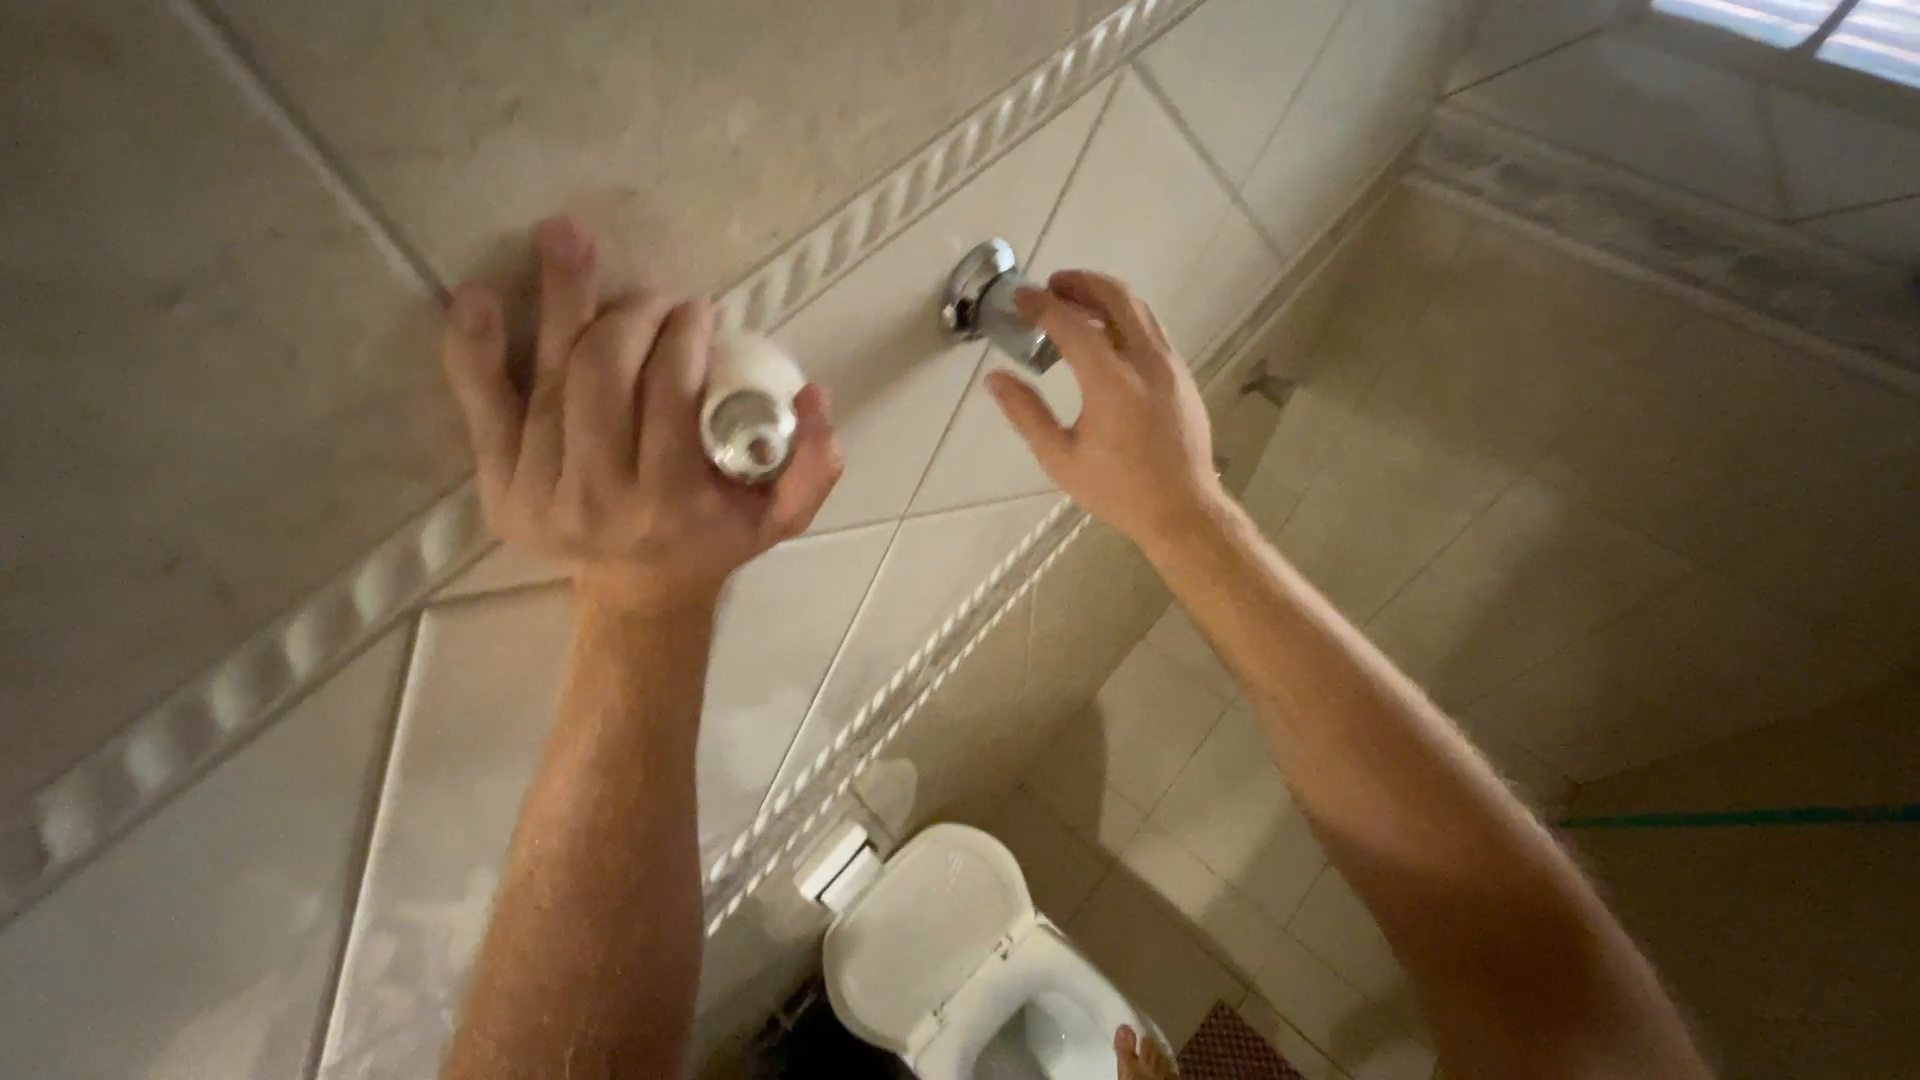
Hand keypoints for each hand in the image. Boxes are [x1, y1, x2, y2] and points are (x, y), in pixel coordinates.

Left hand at [440, 216, 843, 613]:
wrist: (640, 591)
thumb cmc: (715, 543)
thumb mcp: (782, 519)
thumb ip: (814, 466)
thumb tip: (814, 393)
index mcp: (670, 502)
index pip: (670, 392)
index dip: (685, 336)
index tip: (700, 313)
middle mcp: (599, 495)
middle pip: (604, 373)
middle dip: (634, 315)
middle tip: (658, 301)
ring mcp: (539, 489)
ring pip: (549, 375)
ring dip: (562, 298)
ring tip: (569, 239)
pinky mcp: (498, 483)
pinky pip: (480, 404)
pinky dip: (473, 346)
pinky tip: (478, 295)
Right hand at [986, 270, 1223, 549]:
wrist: (1182, 510)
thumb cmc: (1117, 490)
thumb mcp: (1060, 459)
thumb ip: (1026, 414)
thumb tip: (995, 378)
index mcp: (1112, 383)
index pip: (1072, 325)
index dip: (1042, 306)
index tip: (1020, 298)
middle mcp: (1146, 363)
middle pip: (1116, 298)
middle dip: (1081, 283)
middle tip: (1052, 285)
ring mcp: (1170, 366)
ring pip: (1139, 310)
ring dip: (1105, 296)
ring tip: (1075, 302)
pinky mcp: (1182, 376)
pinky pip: (1151, 330)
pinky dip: (1125, 318)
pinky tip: (1105, 337)